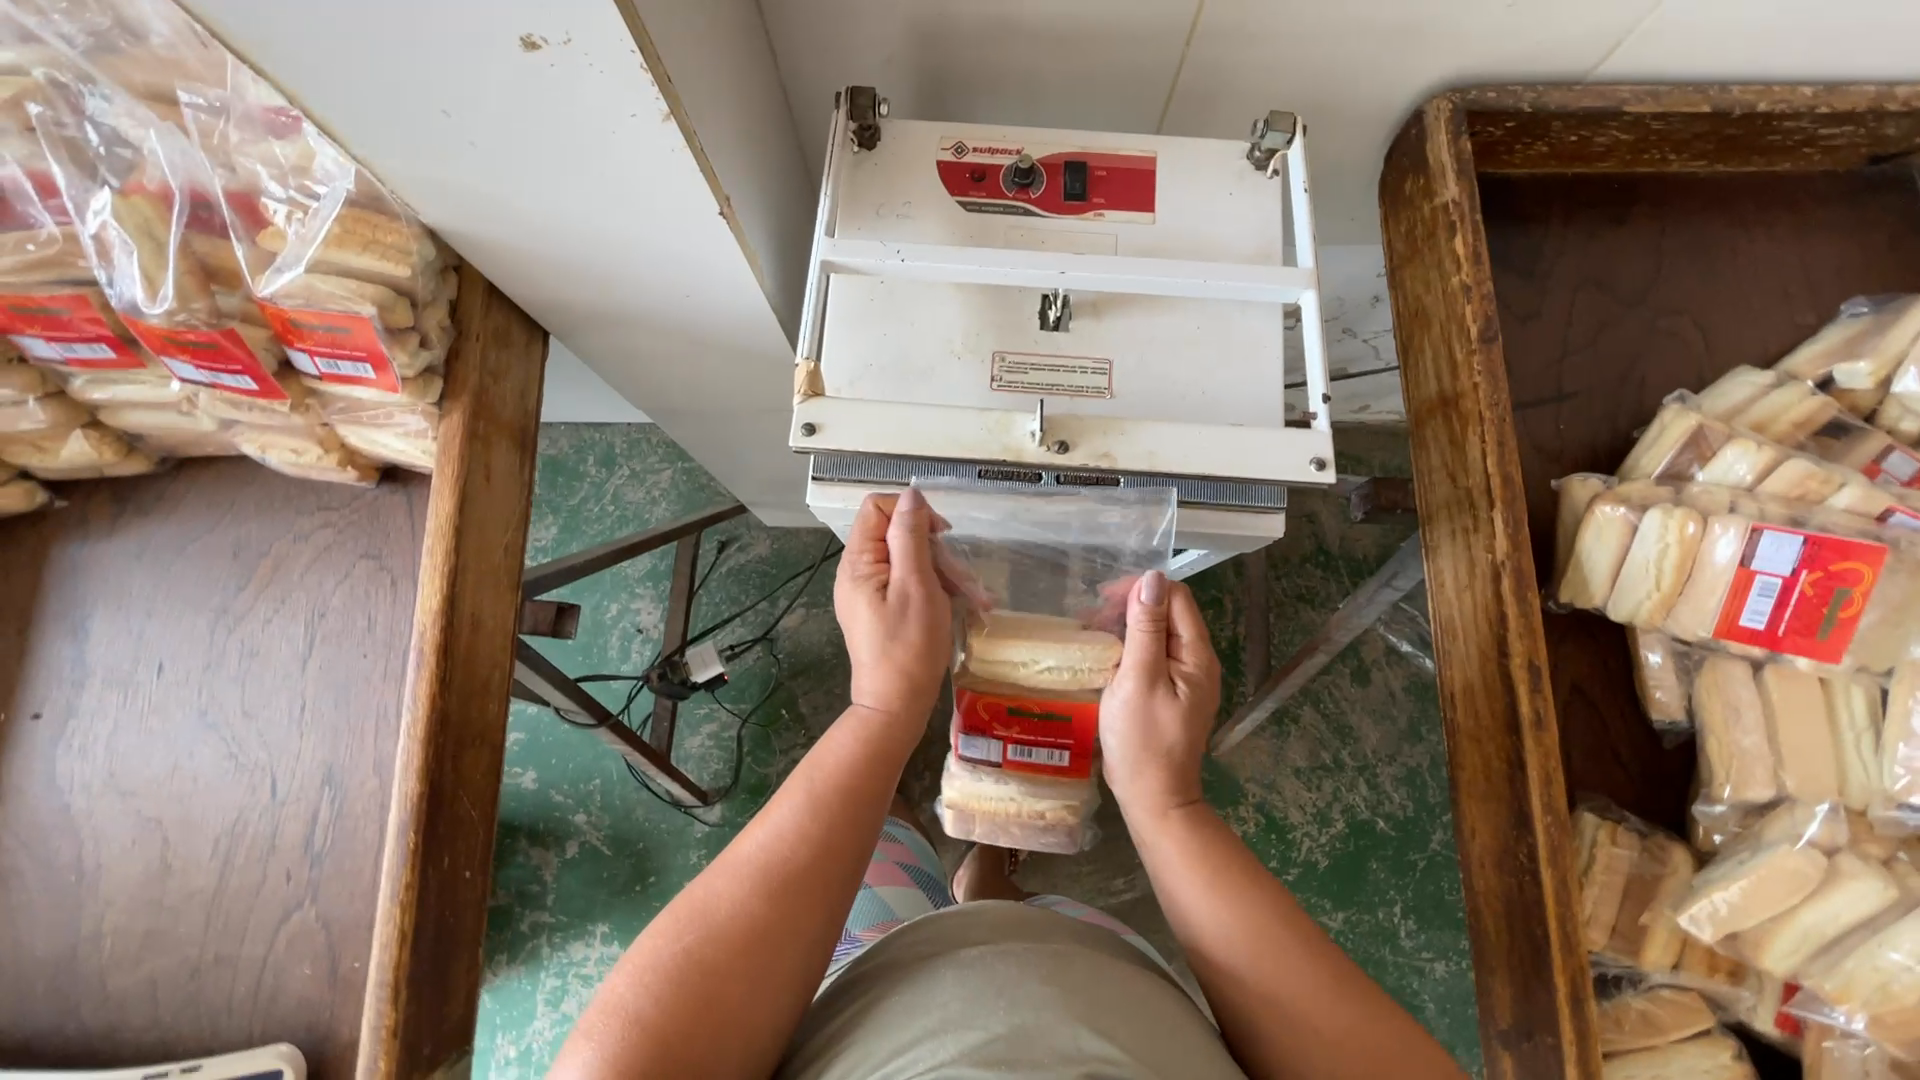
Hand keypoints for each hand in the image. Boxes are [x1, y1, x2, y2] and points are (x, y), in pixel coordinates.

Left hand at [834, 489, 953, 722]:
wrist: (895, 707)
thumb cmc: (909, 646)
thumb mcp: (916, 585)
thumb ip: (911, 536)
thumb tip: (911, 494)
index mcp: (859, 562)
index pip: (878, 507)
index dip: (913, 513)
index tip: (942, 536)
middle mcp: (858, 572)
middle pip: (899, 535)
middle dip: (938, 552)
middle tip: (967, 581)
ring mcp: (869, 592)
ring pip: (911, 561)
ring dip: (946, 574)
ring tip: (977, 600)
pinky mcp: (882, 609)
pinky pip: (910, 585)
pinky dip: (937, 591)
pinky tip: (966, 607)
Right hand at [1099, 570, 1220, 817]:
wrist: (1152, 797)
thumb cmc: (1142, 739)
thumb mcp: (1138, 678)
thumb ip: (1145, 628)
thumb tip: (1151, 579)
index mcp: (1197, 655)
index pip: (1176, 597)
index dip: (1141, 590)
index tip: (1103, 601)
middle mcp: (1197, 661)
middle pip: (1168, 613)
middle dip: (1130, 607)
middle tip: (1092, 621)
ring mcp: (1185, 678)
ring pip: (1157, 634)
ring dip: (1126, 627)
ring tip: (1093, 637)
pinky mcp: (1170, 692)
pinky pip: (1152, 656)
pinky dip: (1129, 649)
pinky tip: (1106, 658)